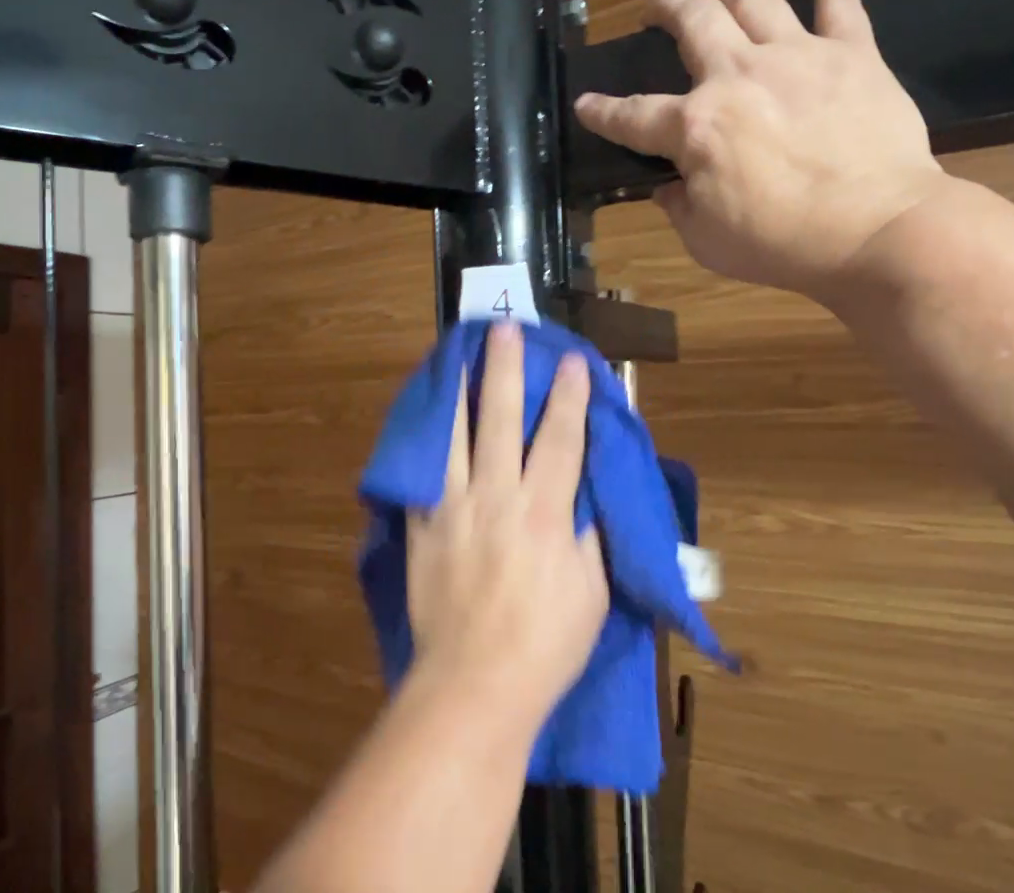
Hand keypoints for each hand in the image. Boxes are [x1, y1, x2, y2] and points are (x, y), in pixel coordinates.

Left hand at [406, 323, 608, 721]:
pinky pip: (421, 473)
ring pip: (450, 436)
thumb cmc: (545, 644)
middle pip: (498, 421)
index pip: (559, 440)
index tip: (574, 363)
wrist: (475, 682)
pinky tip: (423, 420)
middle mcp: (495, 498)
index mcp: (544, 514)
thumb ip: (588, 536)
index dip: (569, 399)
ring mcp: (451, 510)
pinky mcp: (422, 528)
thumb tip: (583, 494)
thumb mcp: (592, 592)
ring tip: (453, 355)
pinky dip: (424, 441)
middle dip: (504, 371)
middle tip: (503, 331)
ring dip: (455, 391)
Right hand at [573, 0, 949, 297]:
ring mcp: (796, 55)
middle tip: (655, 14)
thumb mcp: (706, 241)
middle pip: (692, 24)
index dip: (602, 111)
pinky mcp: (851, 51)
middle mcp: (737, 75)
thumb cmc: (784, 245)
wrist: (878, 231)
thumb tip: (669, 185)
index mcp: (695, 127)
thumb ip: (679, 206)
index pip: (632, 114)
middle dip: (665, 12)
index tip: (585, 105)